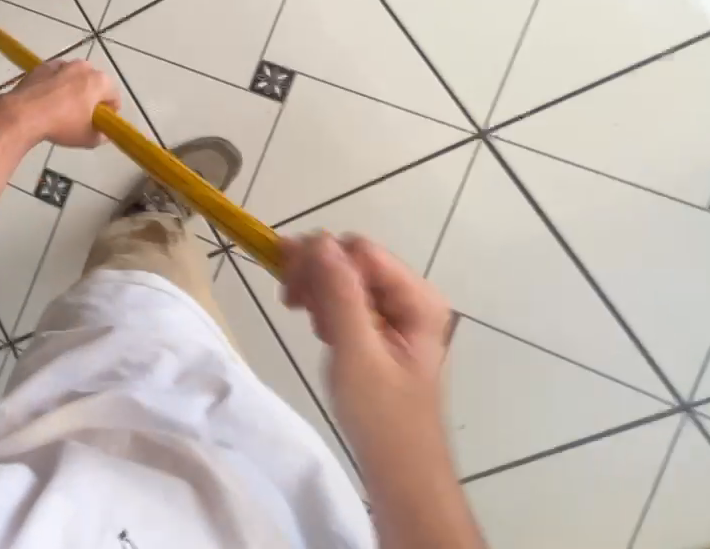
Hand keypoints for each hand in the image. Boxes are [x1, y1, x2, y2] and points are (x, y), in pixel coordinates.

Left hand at [0, 60, 118, 148]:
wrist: (23, 114)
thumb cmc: (61, 125)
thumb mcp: (88, 139)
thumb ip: (102, 135)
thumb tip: (102, 133)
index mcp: (99, 81)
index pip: (113, 96)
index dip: (109, 111)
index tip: (101, 122)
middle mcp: (82, 67)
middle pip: (94, 82)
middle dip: (91, 97)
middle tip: (82, 116)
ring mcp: (60, 64)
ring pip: (73, 77)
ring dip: (72, 88)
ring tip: (62, 108)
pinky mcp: (41, 66)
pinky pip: (54, 76)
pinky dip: (54, 84)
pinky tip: (46, 100)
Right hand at [281, 233, 452, 462]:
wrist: (399, 468)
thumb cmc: (382, 416)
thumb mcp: (357, 352)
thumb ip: (340, 293)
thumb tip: (319, 240)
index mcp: (418, 299)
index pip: (358, 249)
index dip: (319, 260)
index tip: (291, 289)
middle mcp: (410, 296)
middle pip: (348, 256)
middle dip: (314, 273)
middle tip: (291, 304)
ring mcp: (396, 310)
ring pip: (341, 271)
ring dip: (315, 289)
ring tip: (306, 320)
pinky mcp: (381, 324)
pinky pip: (344, 293)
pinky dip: (322, 303)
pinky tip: (319, 328)